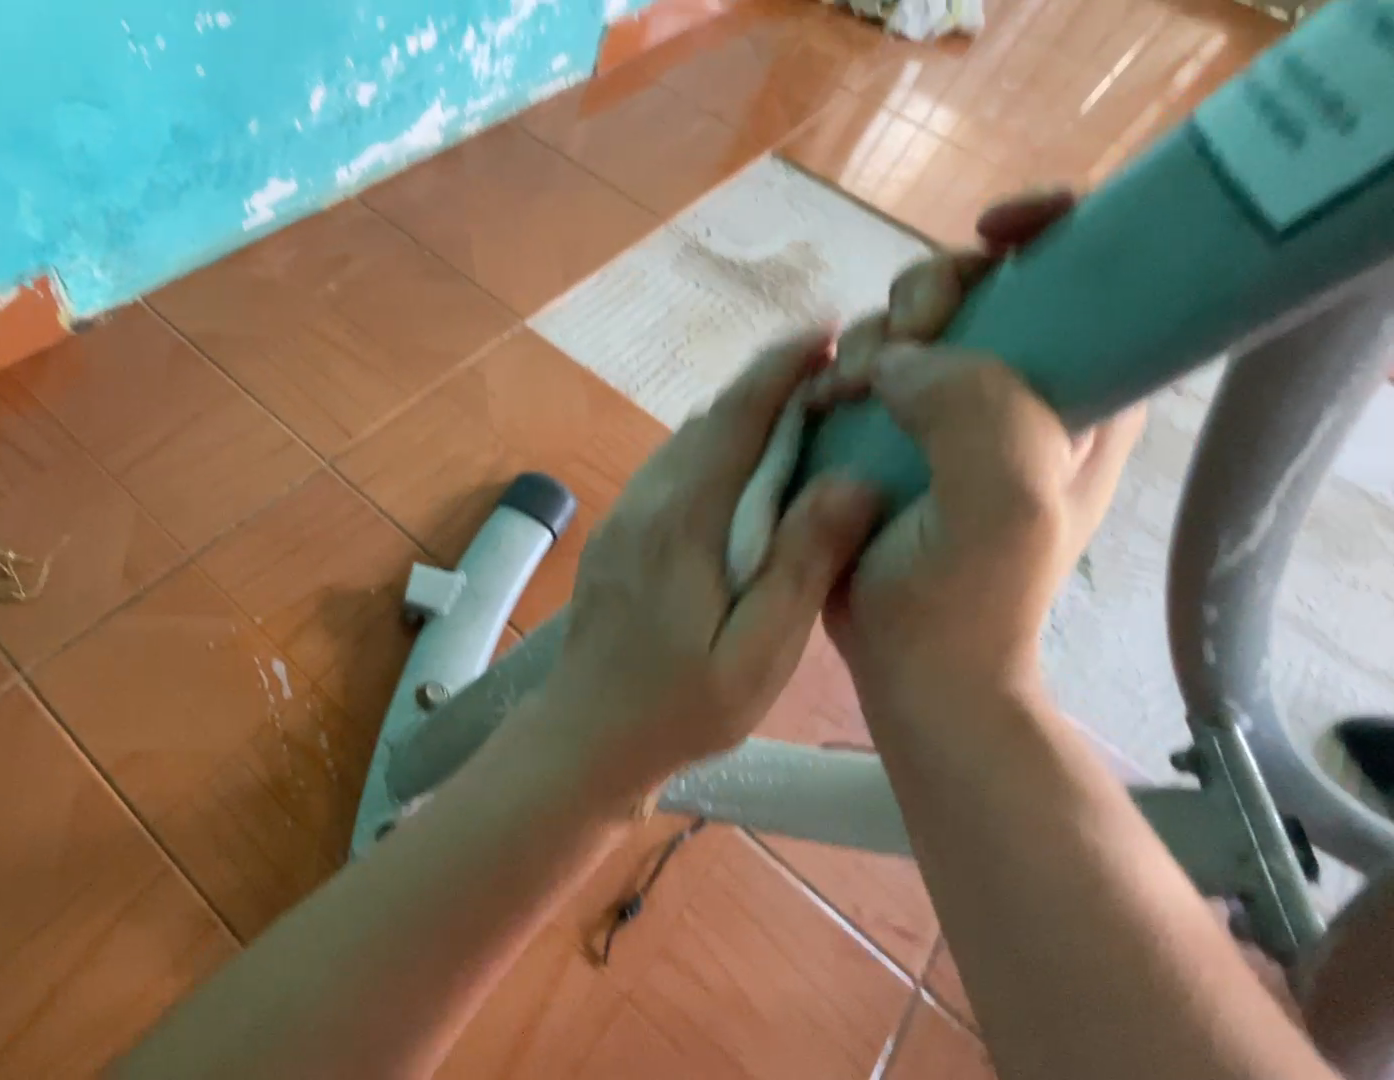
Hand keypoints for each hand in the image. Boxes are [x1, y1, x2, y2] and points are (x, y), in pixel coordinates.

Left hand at [528, 331, 881, 801]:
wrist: (587, 734)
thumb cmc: (679, 708)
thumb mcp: (757, 653)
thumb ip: (801, 565)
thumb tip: (853, 479)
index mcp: (680, 523)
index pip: (732, 421)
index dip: (777, 369)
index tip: (822, 330)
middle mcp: (644, 505)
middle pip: (707, 424)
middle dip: (764, 388)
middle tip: (829, 374)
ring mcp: (622, 520)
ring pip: (683, 446)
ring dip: (736, 421)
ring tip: (797, 416)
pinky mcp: (616, 538)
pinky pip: (667, 474)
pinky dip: (710, 455)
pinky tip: (742, 477)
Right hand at [820, 191, 1145, 706]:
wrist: (911, 665)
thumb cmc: (970, 598)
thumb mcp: (1002, 505)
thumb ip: (973, 412)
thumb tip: (895, 356)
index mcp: (1080, 391)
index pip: (1081, 270)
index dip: (1043, 229)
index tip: (988, 235)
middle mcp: (1011, 389)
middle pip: (971, 289)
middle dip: (926, 298)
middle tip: (896, 351)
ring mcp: (937, 414)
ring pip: (900, 331)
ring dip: (865, 345)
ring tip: (842, 399)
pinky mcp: (877, 437)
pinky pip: (851, 375)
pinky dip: (828, 377)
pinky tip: (818, 406)